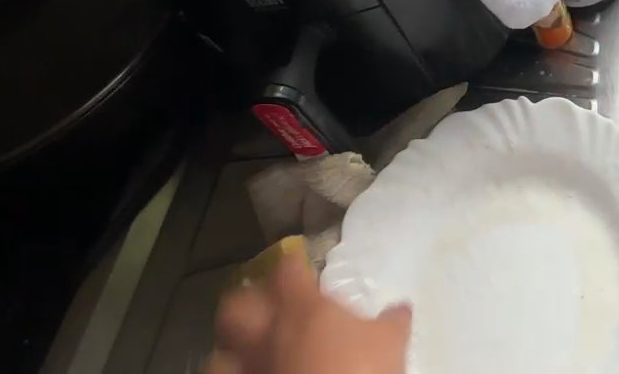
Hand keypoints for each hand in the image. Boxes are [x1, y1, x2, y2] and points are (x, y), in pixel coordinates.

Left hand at [208, 256, 408, 373]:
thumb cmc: (363, 373)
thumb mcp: (391, 342)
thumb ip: (393, 320)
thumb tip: (400, 308)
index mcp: (304, 310)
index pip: (288, 272)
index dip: (290, 261)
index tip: (294, 257)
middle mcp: (268, 337)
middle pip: (235, 308)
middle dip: (243, 301)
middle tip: (260, 301)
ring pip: (218, 356)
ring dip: (229, 351)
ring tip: (244, 352)